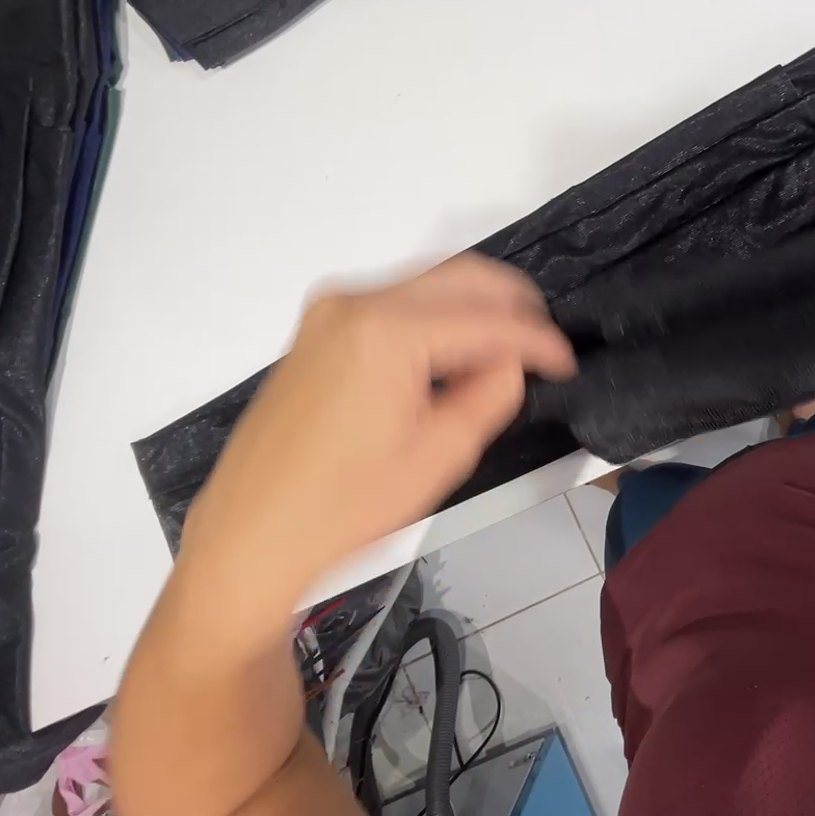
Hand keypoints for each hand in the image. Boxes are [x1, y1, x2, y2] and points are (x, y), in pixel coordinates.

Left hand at [174, 256, 575, 615]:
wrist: (247, 540)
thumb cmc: (343, 511)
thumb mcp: (440, 457)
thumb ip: (492, 394)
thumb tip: (512, 363)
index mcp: (387, 330)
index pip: (488, 318)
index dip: (538, 339)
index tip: (567, 361)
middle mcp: (355, 301)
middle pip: (460, 274)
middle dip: (512, 305)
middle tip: (544, 345)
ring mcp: (330, 310)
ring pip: (430, 282)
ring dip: (476, 307)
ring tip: (506, 353)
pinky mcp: (319, 328)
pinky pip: (398, 300)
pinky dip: (438, 316)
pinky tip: (455, 355)